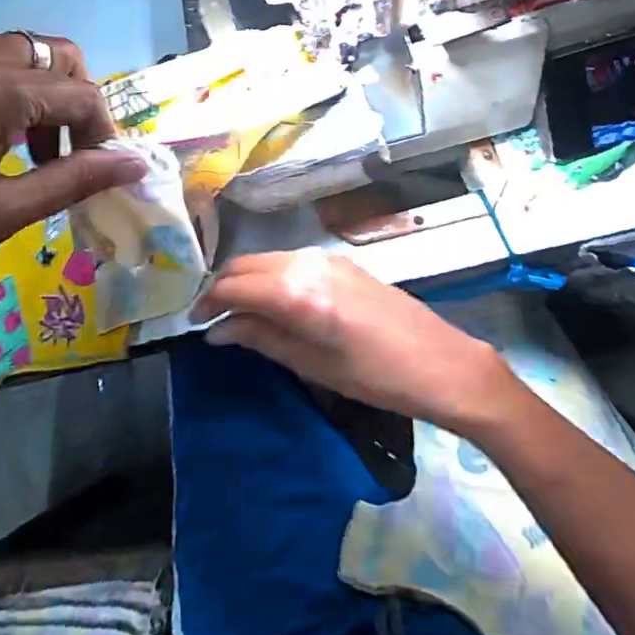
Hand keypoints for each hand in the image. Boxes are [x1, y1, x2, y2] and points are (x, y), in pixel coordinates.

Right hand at [194, 252, 522, 432]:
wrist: (440, 362)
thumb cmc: (374, 376)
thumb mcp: (312, 364)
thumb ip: (261, 338)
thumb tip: (217, 330)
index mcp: (297, 292)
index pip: (234, 286)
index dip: (207, 303)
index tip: (194, 323)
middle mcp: (306, 263)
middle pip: (245, 265)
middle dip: (221, 287)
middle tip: (210, 318)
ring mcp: (326, 258)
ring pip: (267, 260)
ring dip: (245, 280)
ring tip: (237, 312)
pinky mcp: (341, 261)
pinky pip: (289, 261)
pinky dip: (270, 276)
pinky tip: (271, 300)